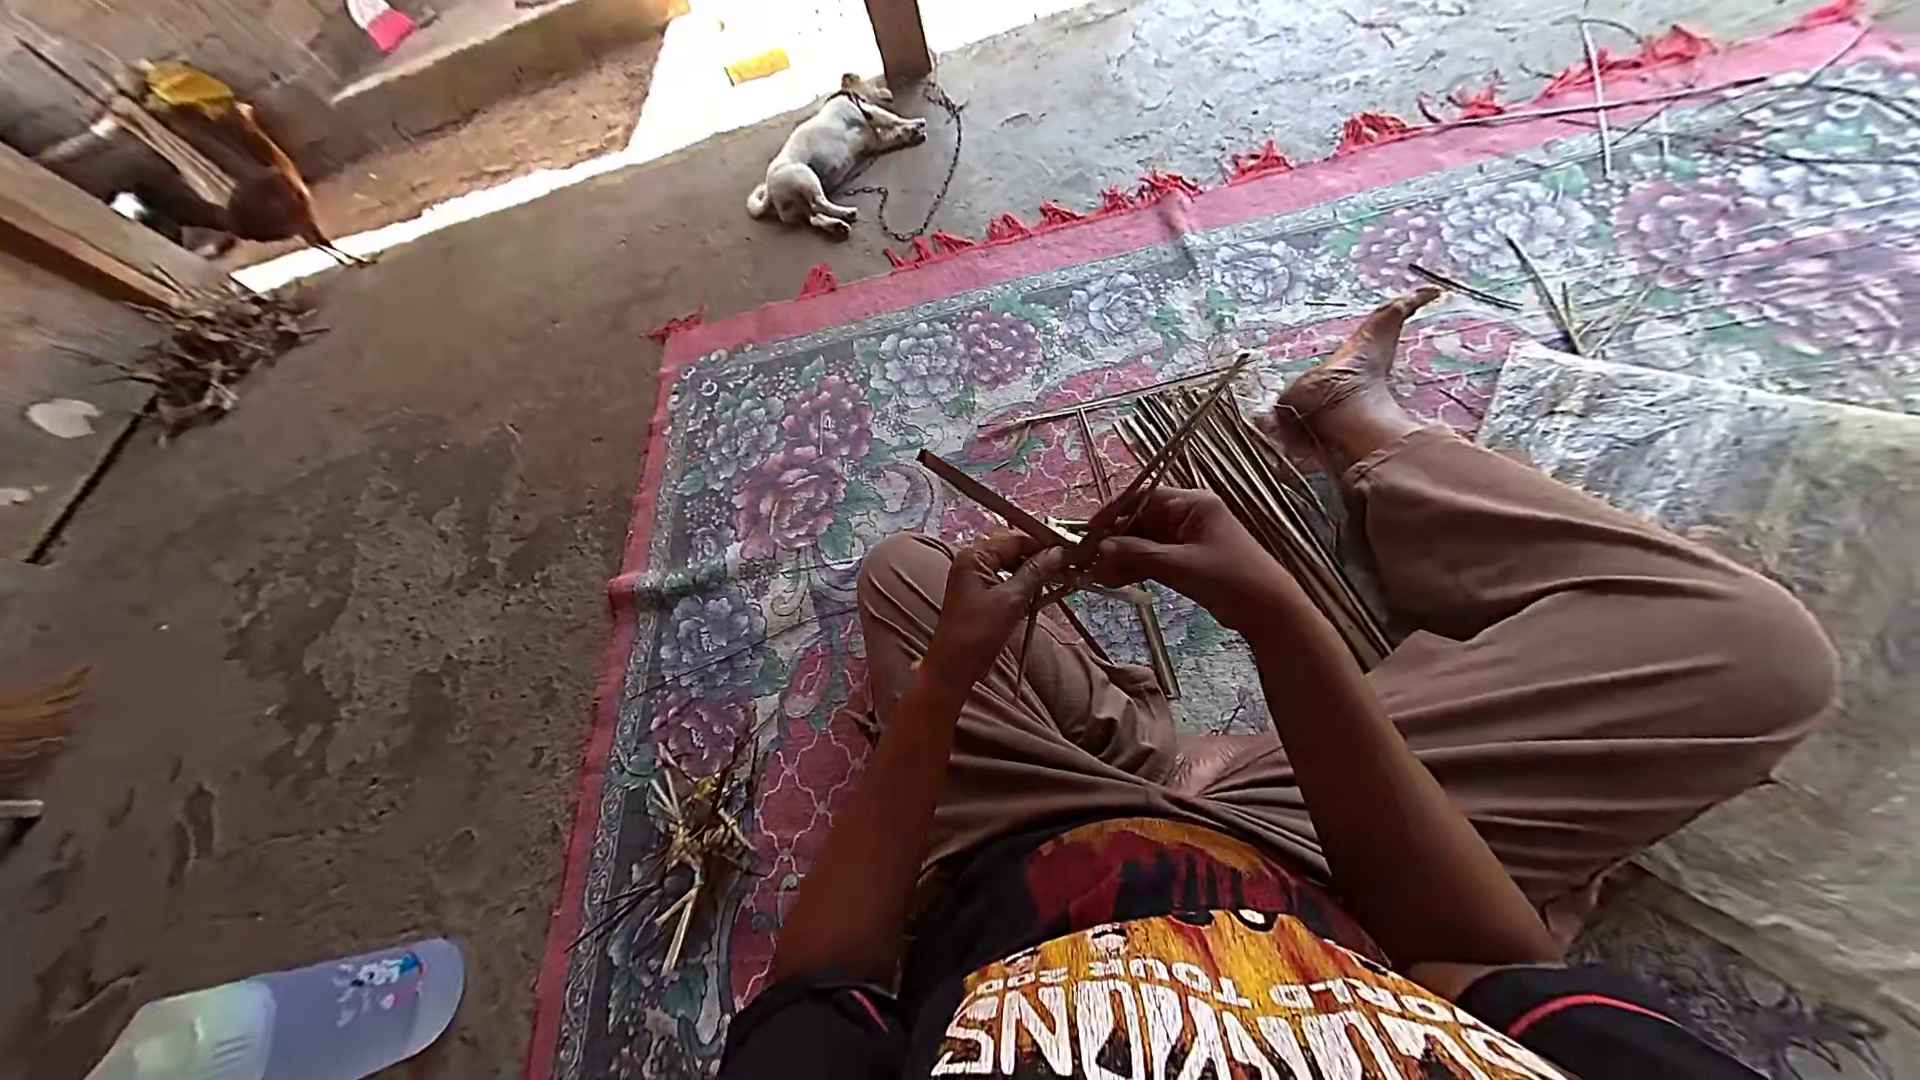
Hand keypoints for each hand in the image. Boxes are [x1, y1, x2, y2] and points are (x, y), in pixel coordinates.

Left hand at [922, 531, 1067, 688]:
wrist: (953, 669)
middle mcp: (972, 560)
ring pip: (1012, 565)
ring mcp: (975, 577)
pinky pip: (1007, 580)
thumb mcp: (1011, 600)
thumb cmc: (977, 633)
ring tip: (1062, 577)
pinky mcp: (981, 594)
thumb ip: (1035, 572)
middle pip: (1013, 549)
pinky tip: (1044, 590)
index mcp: (973, 556)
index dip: (1043, 543)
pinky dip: (1026, 583)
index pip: (1014, 538)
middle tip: (1069, 565)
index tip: (1070, 551)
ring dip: (1036, 571)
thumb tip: (1059, 552)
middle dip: (1041, 556)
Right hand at [1087, 488, 1294, 633]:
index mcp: (1192, 504)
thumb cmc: (1231, 579)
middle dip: (1114, 540)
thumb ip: (1138, 553)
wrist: (1269, 612)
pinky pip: (1151, 558)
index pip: (1143, 497)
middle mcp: (1187, 516)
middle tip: (1088, 559)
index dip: (1113, 512)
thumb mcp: (1181, 565)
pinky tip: (1112, 580)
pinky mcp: (1184, 560)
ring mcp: (1185, 538)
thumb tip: (1101, 546)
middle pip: (1140, 521)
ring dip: (1120, 557)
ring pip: (1142, 542)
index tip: (1089, 530)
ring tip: (1096, 574)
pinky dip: (1134, 568)